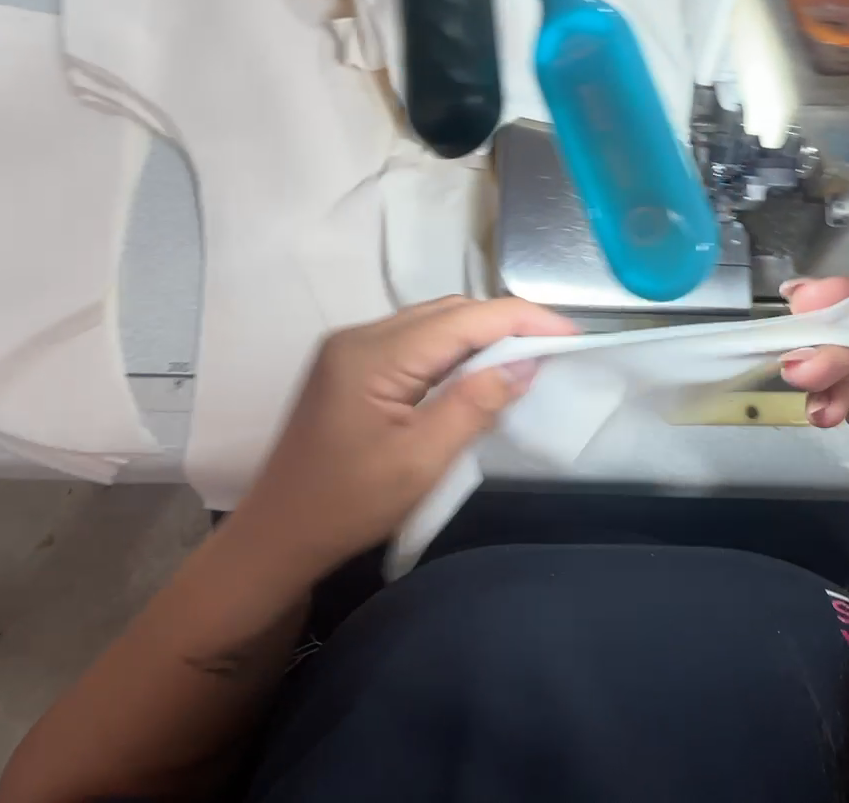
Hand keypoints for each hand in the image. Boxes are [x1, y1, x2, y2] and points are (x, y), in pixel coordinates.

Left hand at [230, 296, 577, 573]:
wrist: (277, 536)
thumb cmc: (347, 506)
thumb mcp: (421, 462)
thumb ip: (475, 405)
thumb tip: (524, 364)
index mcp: (371, 355)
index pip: (462, 319)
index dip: (521, 319)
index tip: (571, 333)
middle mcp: (358, 336)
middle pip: (446, 312)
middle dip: (503, 323)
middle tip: (553, 348)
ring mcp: (350, 348)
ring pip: (431, 323)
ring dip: (479, 335)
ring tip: (524, 357)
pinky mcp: (350, 366)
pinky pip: (413, 342)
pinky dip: (452, 350)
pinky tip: (475, 370)